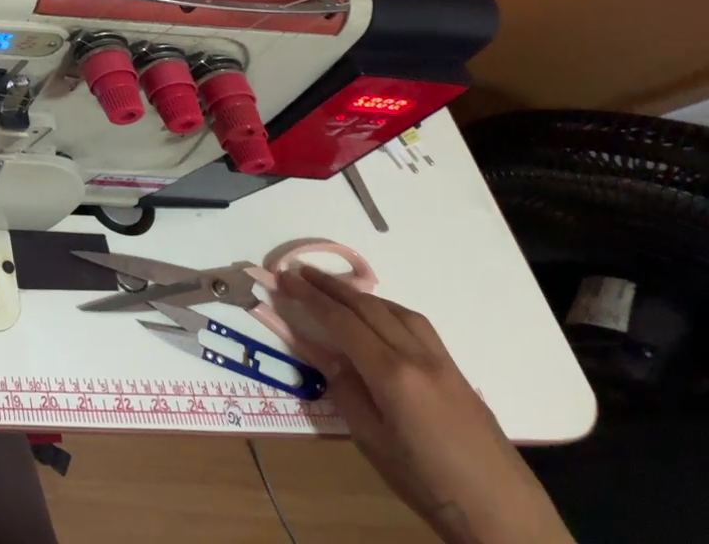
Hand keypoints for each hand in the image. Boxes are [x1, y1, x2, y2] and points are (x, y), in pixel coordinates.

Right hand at [276, 267, 572, 543]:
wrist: (501, 512)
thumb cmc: (425, 481)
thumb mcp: (370, 439)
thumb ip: (345, 389)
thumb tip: (327, 355)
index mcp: (391, 375)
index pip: (342, 322)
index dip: (309, 297)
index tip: (283, 278)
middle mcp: (419, 358)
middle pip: (370, 308)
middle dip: (331, 287)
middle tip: (300, 272)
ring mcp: (444, 364)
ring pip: (399, 311)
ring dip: (362, 295)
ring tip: (334, 289)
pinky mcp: (458, 374)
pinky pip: (419, 327)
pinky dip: (390, 311)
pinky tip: (378, 317)